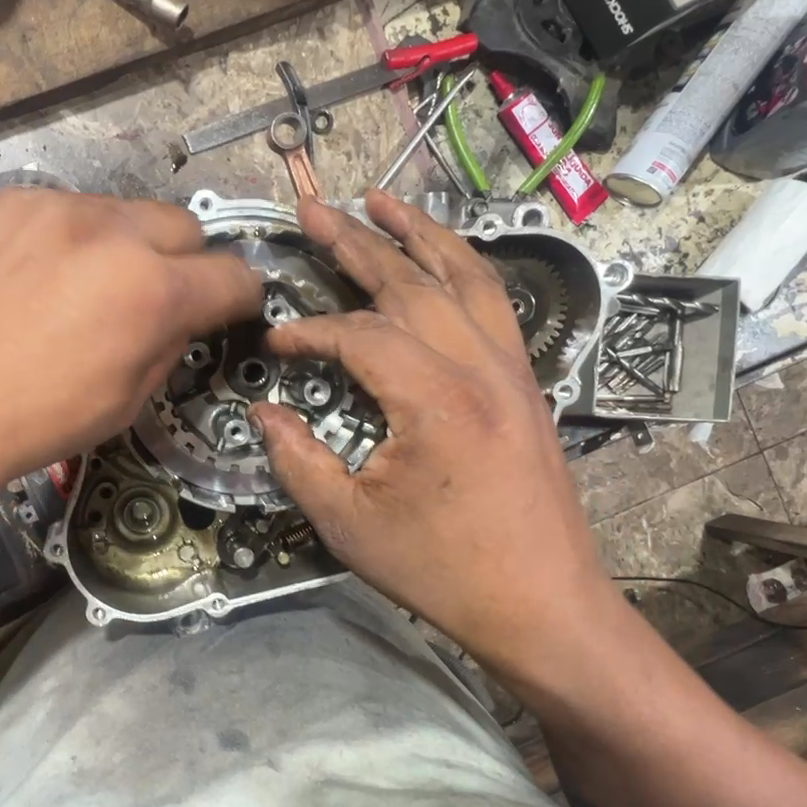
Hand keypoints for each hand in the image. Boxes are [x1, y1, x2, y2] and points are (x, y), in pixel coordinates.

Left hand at [0, 189, 261, 512]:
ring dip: (124, 248)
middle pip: (185, 227)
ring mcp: (53, 207)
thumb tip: (184, 317)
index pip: (234, 276)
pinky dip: (70, 240)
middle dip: (183, 266)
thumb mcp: (120, 407)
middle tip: (149, 305)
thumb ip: (168, 349)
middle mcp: (110, 233)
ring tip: (81, 291)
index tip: (225, 312)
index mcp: (149, 294)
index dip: (237, 299)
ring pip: (124, 213)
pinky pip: (66, 211)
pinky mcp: (7, 202)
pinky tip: (33, 279)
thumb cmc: (23, 428)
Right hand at [254, 192, 612, 666]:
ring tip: (383, 200)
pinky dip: (463, 269)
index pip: (361, 334)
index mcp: (436, 401)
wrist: (543, 607)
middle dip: (358, 242)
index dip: (310, 331)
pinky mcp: (527, 387)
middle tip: (314, 209)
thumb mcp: (347, 523)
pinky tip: (442, 259)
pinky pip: (495, 306)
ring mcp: (514, 373)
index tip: (274, 342)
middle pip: (413, 283)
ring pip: (467, 278)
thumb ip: (297, 458)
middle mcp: (482, 369)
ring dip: (421, 235)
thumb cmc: (441, 571)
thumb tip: (263, 413)